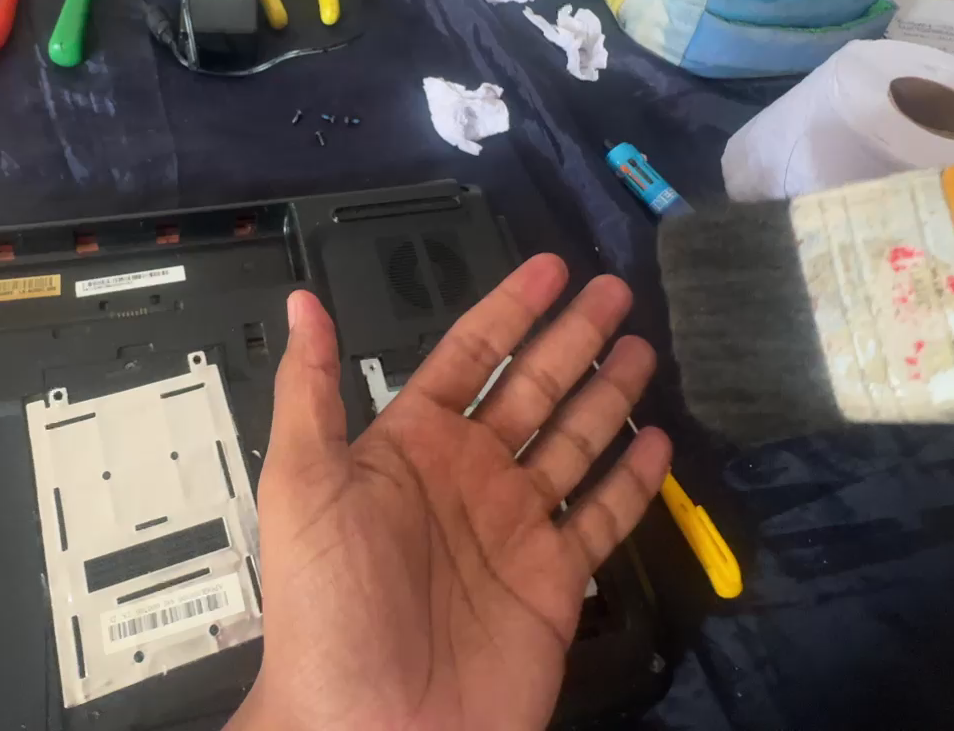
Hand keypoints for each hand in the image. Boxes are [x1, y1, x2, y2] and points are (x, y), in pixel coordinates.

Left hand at [230, 254, 671, 730]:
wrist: (368, 728)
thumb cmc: (326, 600)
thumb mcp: (302, 478)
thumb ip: (309, 387)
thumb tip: (300, 303)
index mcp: (413, 439)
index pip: (472, 353)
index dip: (511, 308)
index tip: (549, 268)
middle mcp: (469, 471)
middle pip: (534, 385)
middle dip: (573, 336)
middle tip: (614, 291)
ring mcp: (516, 523)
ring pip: (574, 439)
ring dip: (607, 393)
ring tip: (641, 348)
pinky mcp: (554, 580)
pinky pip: (602, 517)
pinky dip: (630, 481)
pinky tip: (653, 443)